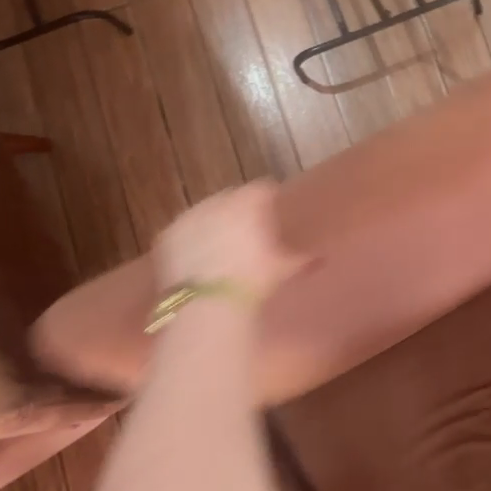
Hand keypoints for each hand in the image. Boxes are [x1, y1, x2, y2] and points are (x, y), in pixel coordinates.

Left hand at [154, 181, 307, 305]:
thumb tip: (321, 259)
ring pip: (206, 210)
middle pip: (232, 196)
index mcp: (250, 201)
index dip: (268, 198)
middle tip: (248, 229)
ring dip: (214, 220)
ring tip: (222, 242)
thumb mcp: (284, 269)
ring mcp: (191, 215)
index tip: (273, 210)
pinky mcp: (168, 233)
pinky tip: (198, 253)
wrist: (209, 302)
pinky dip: (191, 236)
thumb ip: (303, 259)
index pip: (262, 188)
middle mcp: (219, 200)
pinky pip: (184, 228)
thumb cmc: (254, 280)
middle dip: (239, 208)